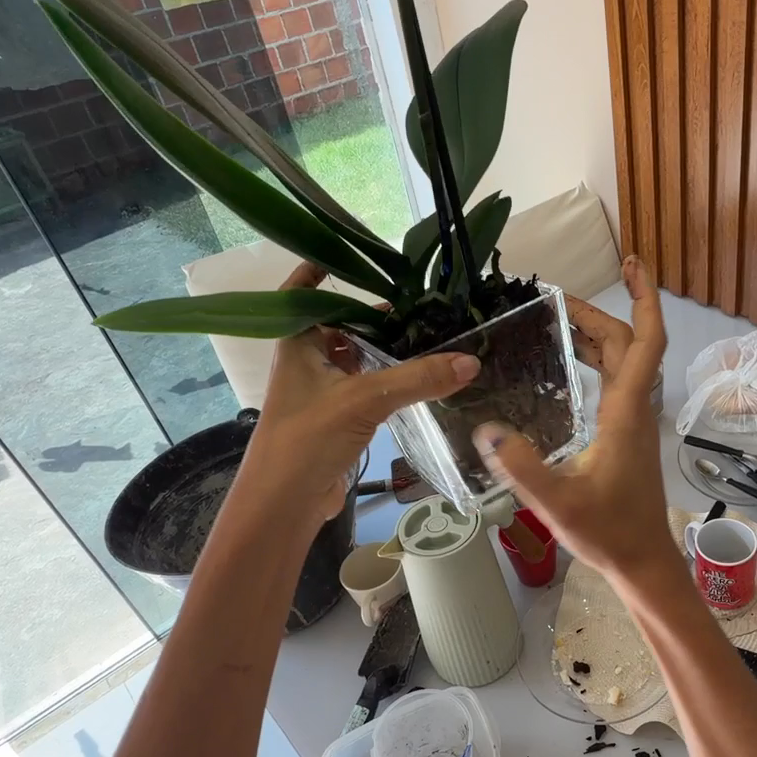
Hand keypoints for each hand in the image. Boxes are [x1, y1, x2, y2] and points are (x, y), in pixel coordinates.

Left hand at [240, 262, 479, 522]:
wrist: (284, 503)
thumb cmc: (308, 438)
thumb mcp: (364, 400)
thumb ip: (417, 378)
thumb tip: (471, 361)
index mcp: (297, 343)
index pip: (302, 291)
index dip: (321, 268)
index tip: (354, 253)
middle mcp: (306, 361)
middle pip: (338, 323)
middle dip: (372, 311)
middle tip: (415, 300)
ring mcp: (320, 391)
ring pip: (354, 356)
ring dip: (382, 346)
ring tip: (424, 331)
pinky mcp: (335, 418)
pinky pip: (364, 386)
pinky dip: (386, 378)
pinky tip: (414, 377)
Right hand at [474, 256, 678, 582]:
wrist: (643, 561)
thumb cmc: (609, 533)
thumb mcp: (558, 503)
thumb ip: (522, 468)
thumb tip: (487, 429)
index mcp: (624, 412)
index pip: (644, 340)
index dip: (644, 297)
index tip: (633, 263)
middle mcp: (634, 408)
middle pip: (627, 343)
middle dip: (597, 313)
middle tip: (555, 299)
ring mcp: (633, 421)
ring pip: (623, 362)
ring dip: (597, 335)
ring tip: (558, 321)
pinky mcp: (627, 435)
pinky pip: (616, 382)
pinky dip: (596, 361)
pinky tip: (569, 366)